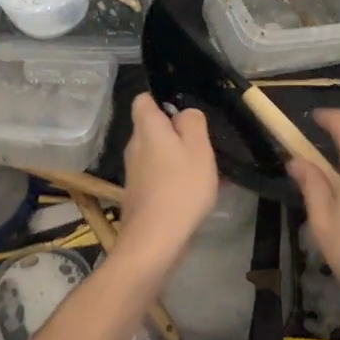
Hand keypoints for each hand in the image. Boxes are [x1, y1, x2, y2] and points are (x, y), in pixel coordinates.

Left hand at [115, 94, 219, 260]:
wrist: (155, 239)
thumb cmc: (181, 187)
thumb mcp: (198, 147)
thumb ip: (193, 122)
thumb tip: (184, 114)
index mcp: (147, 128)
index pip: (143, 100)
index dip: (161, 100)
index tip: (184, 112)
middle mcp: (134, 146)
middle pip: (152, 128)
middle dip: (175, 132)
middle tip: (203, 143)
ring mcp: (134, 172)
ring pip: (157, 154)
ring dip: (177, 158)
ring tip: (205, 169)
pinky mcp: (138, 195)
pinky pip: (158, 176)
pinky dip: (174, 179)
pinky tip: (197, 193)